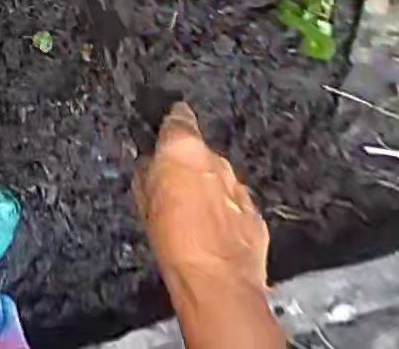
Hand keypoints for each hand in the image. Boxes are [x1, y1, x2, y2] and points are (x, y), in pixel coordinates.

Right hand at [134, 103, 282, 348]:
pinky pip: (235, 205)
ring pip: (218, 178)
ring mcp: (239, 186)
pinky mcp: (256, 215)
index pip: (178, 115)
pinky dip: (226, 214)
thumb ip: (148, 171)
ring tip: (195, 218)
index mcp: (183, 146)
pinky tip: (215, 234)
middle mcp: (215, 158)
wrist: (217, 283)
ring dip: (208, 190)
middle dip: (189, 166)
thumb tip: (150, 163)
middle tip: (175, 188)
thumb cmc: (172, 238)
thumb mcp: (142, 198)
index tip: (165, 129)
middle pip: (199, 152)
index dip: (171, 121)